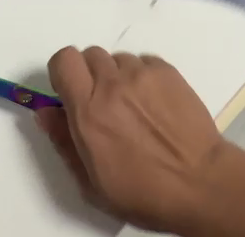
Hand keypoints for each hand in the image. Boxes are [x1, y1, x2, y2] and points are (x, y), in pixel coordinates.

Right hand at [36, 47, 240, 231]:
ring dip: (117, 76)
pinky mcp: (167, 70)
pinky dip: (142, 77)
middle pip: (90, 54)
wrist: (198, 181)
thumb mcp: (91, 181)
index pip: (63, 60)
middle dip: (89, 75)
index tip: (69, 92)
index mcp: (88, 111)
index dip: (62, 72)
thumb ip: (64, 141)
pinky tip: (153, 103)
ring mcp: (143, 73)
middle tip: (101, 104)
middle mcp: (113, 84)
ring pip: (118, 59)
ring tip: (132, 108)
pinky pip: (144, 62)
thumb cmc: (141, 191)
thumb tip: (46, 112)